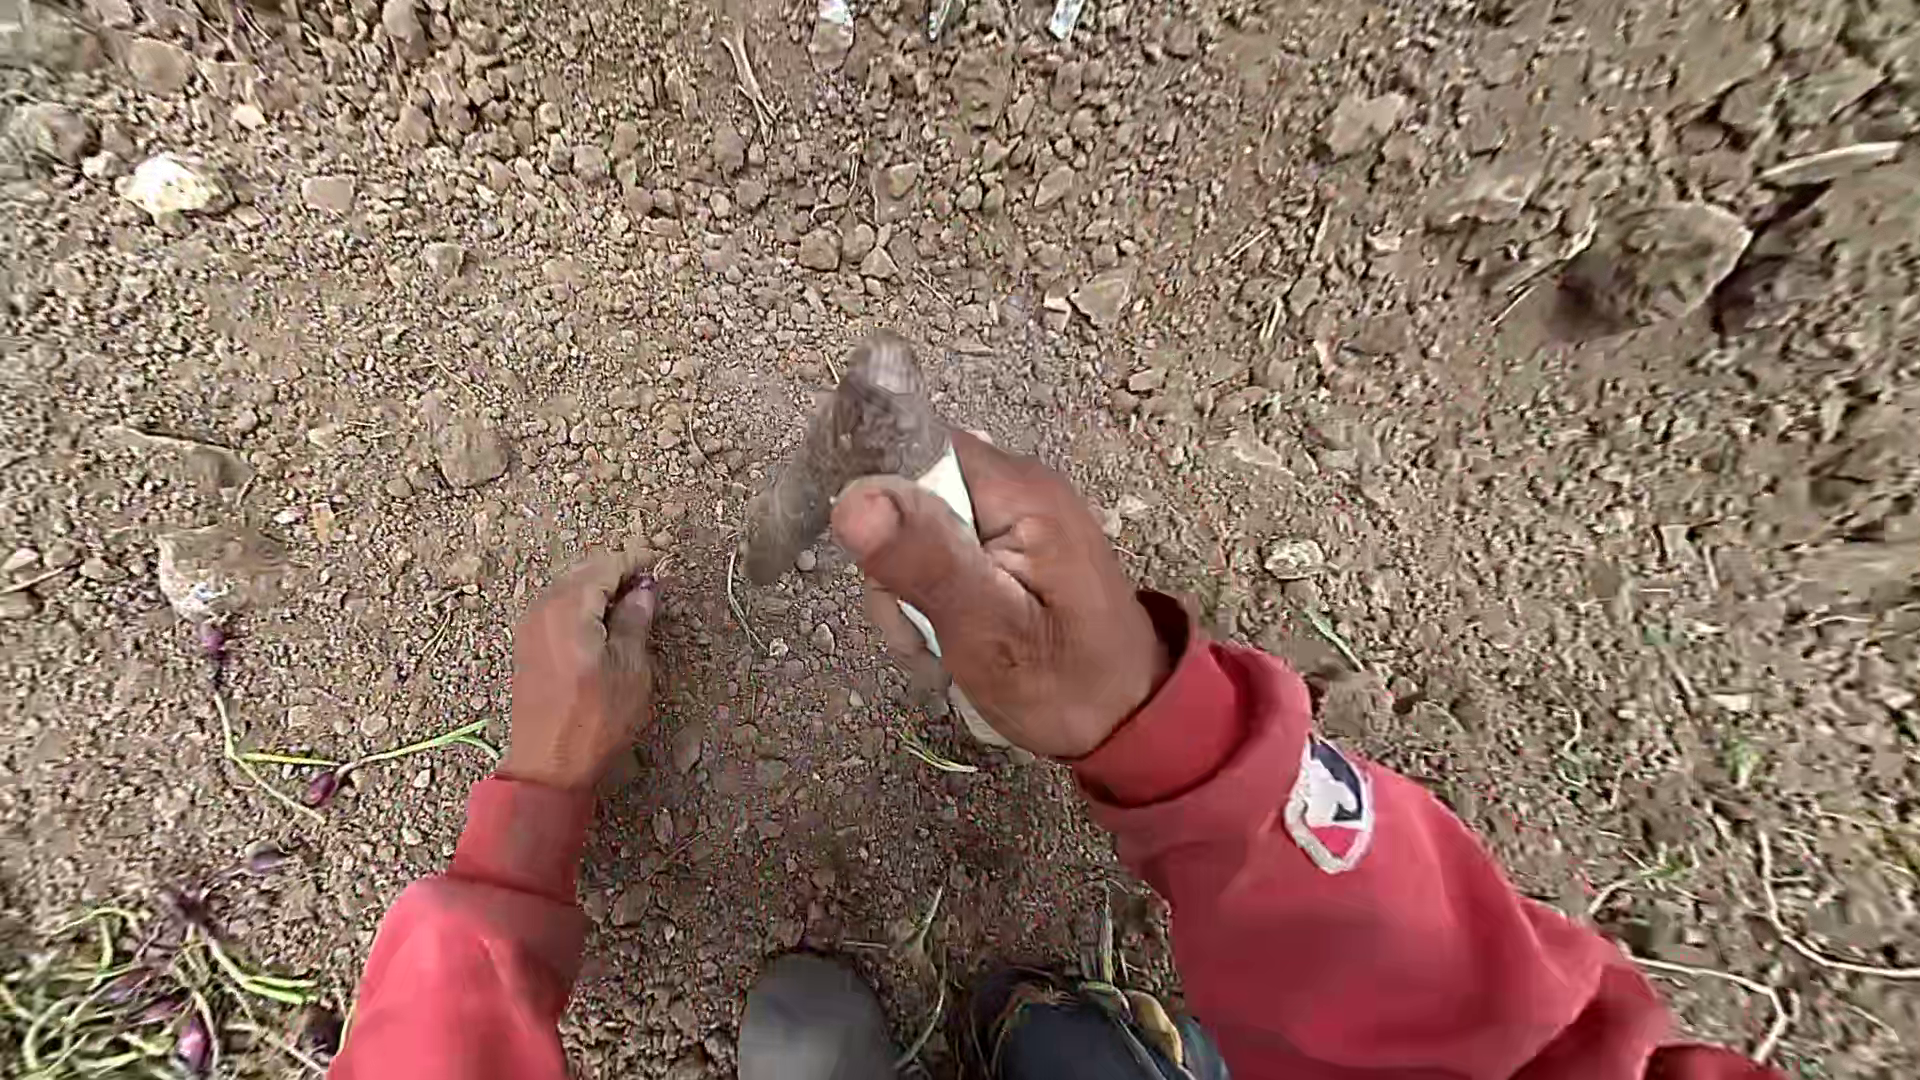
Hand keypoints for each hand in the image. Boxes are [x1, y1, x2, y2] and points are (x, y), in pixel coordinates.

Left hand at [502, 552, 659, 790]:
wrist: (550, 764)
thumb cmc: (598, 717)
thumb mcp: (631, 666)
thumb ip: (636, 619)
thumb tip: (644, 589)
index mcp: (568, 610)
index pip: (604, 567)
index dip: (635, 562)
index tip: (659, 563)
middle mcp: (542, 611)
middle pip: (583, 572)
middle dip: (617, 572)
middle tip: (651, 583)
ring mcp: (530, 627)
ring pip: (570, 587)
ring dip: (601, 587)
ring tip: (634, 601)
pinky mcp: (529, 644)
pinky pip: (558, 605)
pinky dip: (584, 603)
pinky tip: (606, 620)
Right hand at [830, 432, 1170, 757]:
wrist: (1128, 718)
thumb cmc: (1065, 683)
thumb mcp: (988, 629)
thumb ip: (926, 561)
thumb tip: (854, 499)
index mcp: (1018, 491)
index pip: (917, 449)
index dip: (882, 498)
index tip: (883, 565)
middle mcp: (1020, 487)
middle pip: (916, 494)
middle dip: (899, 562)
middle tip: (920, 628)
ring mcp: (1019, 517)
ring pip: (925, 530)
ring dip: (914, 589)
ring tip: (939, 644)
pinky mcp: (1015, 546)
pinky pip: (949, 553)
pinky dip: (936, 595)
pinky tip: (950, 637)